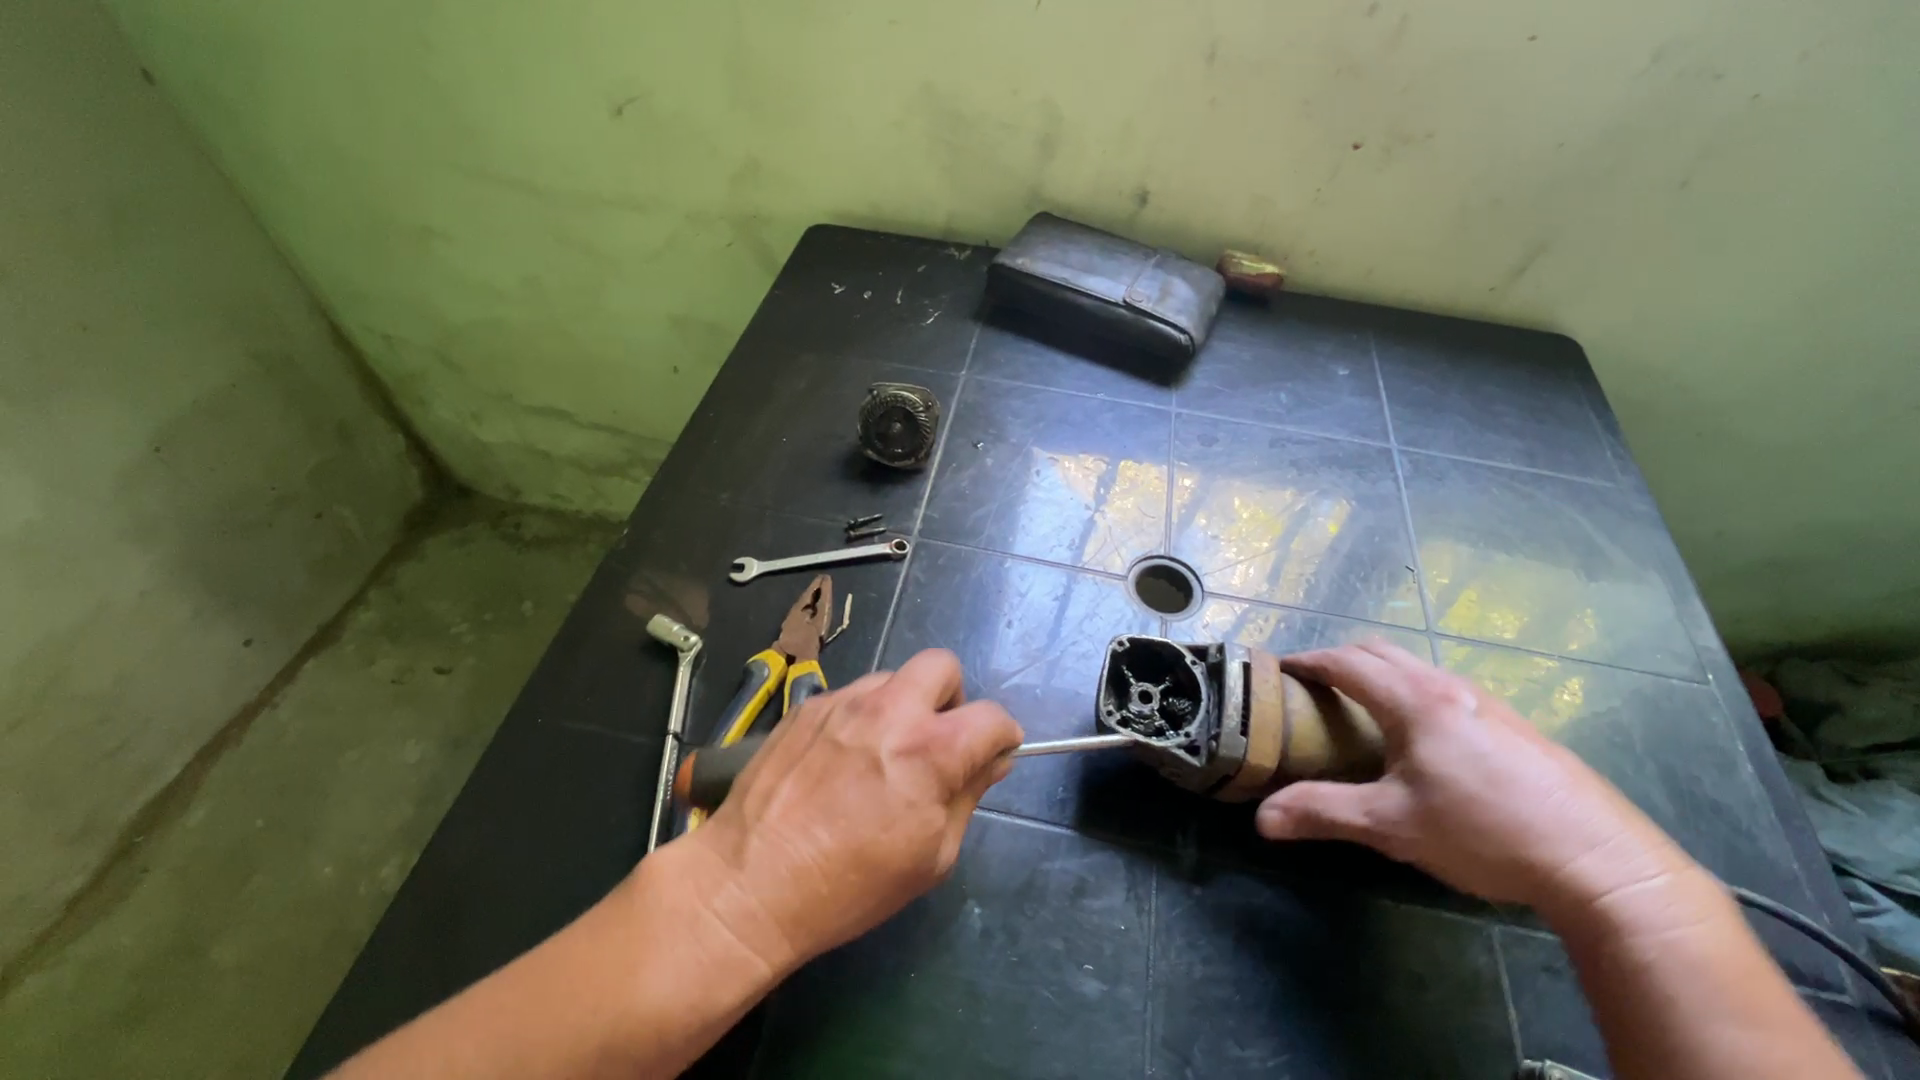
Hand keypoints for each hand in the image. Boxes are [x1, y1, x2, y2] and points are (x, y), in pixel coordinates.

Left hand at [675, 649, 1022, 971]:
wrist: (750, 884)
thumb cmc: (851, 887)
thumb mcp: (931, 857)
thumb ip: (967, 796)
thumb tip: (991, 760)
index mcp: (929, 750)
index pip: (992, 717)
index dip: (1002, 737)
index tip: (992, 757)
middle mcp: (889, 710)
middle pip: (943, 666)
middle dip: (953, 699)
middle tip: (937, 742)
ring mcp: (842, 702)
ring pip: (893, 679)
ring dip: (903, 707)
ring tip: (881, 755)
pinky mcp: (806, 707)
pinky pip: (851, 697)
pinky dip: (861, 719)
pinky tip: (840, 761)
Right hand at [1255, 641, 1689, 912]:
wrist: (1603, 861)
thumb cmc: (1485, 833)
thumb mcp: (1393, 827)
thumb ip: (1323, 813)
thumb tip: (1262, 819)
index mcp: (1416, 701)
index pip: (1347, 663)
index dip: (1307, 661)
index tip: (1278, 668)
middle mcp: (1451, 688)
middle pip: (1382, 652)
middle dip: (1340, 658)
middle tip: (1311, 685)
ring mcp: (1490, 703)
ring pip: (1419, 668)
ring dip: (1379, 673)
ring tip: (1360, 708)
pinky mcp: (1517, 726)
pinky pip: (1447, 689)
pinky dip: (1413, 691)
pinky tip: (1421, 737)